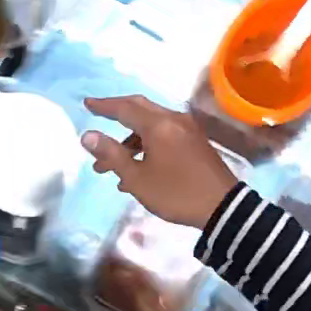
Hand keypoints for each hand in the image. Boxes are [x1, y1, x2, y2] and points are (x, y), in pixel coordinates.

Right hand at [82, 95, 239, 227]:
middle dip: (117, 113)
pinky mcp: (195, 142)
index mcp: (158, 125)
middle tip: (98, 115)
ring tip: (109, 165)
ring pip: (152, 125)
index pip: (124, 108)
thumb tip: (87, 135)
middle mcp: (173, 120)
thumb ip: (112, 155)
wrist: (223, 208)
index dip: (104, 106)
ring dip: (129, 140)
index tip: (87, 103)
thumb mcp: (137, 178)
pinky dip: (146, 145)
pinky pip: (164, 135)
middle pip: (140, 108)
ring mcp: (187, 130)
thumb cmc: (176, 193)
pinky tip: (135, 171)